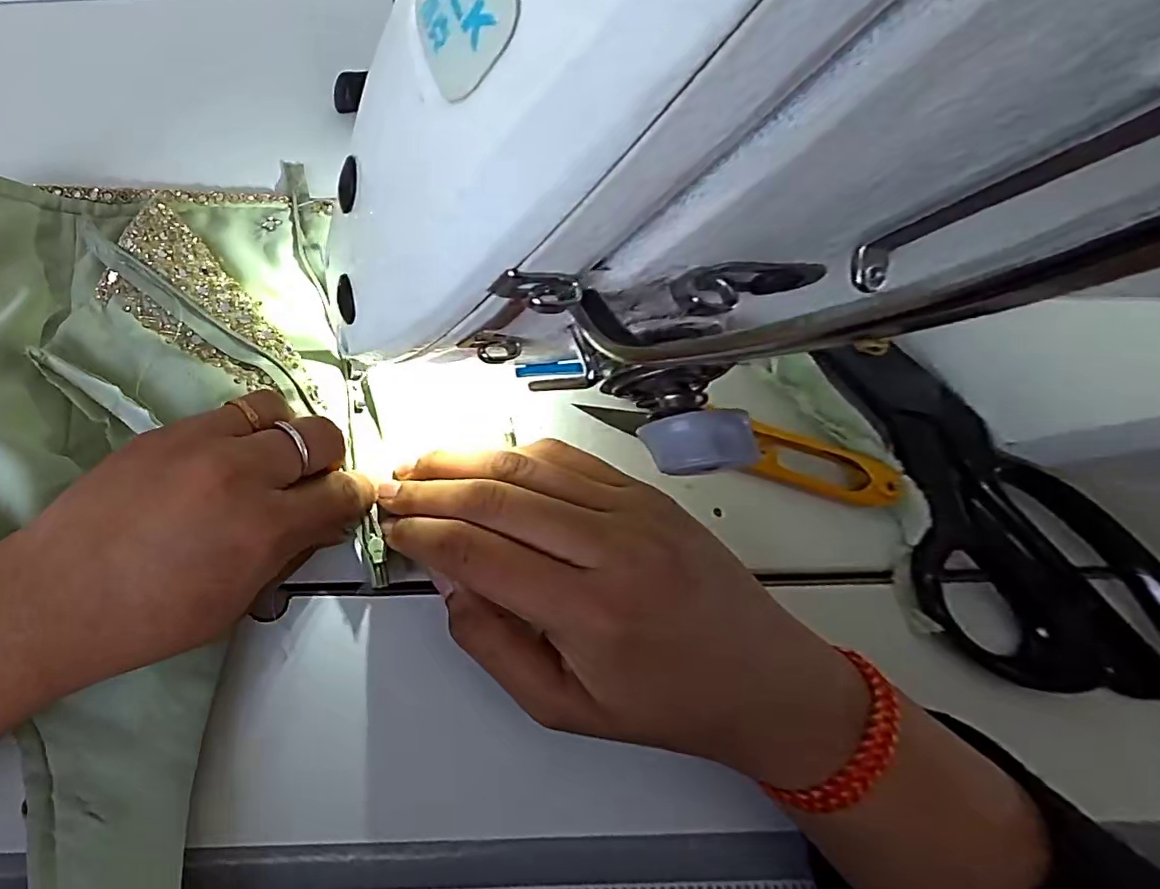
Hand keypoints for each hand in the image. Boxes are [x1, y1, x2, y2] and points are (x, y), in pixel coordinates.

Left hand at [0, 389, 371, 786]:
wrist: (59, 592)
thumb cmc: (148, 619)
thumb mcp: (231, 603)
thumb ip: (282, 554)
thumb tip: (315, 522)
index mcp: (262, 524)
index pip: (338, 491)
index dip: (355, 495)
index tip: (353, 498)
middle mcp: (238, 469)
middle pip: (315, 434)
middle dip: (328, 456)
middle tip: (313, 478)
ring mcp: (197, 440)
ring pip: (270, 407)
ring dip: (283, 431)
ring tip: (269, 457)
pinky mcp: (163, 429)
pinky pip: (222, 415)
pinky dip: (239, 431)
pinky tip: (219, 459)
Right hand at [378, 439, 867, 787]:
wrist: (770, 683)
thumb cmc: (665, 703)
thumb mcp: (563, 707)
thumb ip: (490, 646)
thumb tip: (447, 582)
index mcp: (591, 613)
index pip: (477, 552)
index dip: (421, 534)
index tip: (392, 529)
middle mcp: (612, 550)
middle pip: (491, 498)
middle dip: (426, 489)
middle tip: (389, 488)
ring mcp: (631, 511)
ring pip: (520, 465)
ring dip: (458, 460)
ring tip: (417, 465)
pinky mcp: (642, 491)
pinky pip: (560, 455)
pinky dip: (508, 452)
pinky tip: (478, 460)